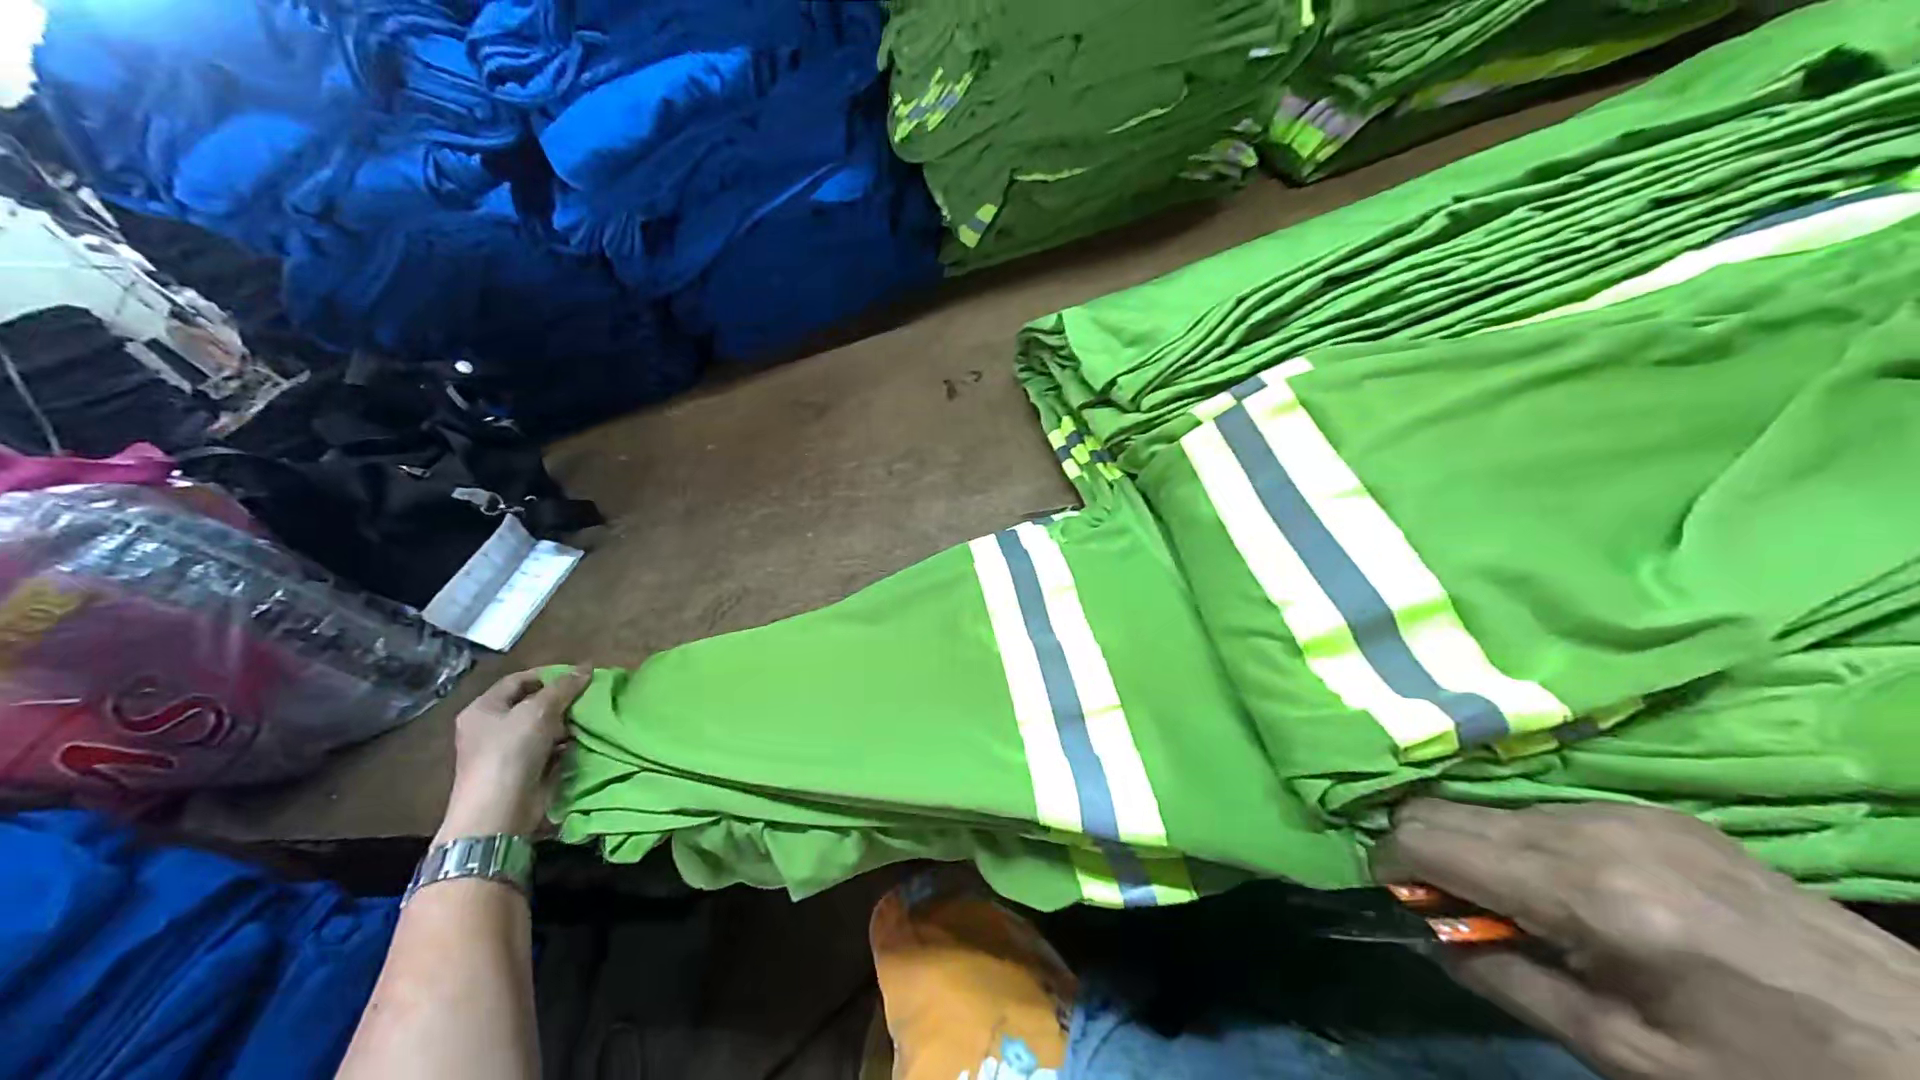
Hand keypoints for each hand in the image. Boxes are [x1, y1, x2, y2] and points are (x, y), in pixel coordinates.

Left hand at [438, 667, 591, 839]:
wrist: (498, 813)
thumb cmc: (510, 752)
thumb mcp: (539, 711)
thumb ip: (563, 688)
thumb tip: (587, 667)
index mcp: (483, 709)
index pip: (519, 680)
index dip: (549, 674)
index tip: (579, 676)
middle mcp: (491, 728)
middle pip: (531, 703)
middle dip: (561, 700)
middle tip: (589, 697)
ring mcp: (506, 752)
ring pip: (542, 728)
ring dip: (566, 723)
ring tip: (591, 718)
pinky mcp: (522, 771)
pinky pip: (547, 749)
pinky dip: (564, 745)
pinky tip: (582, 741)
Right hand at [1379, 800, 1919, 1079]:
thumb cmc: (1769, 1076)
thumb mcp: (1625, 1054)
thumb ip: (1504, 979)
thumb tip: (1424, 932)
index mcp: (1586, 891)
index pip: (1429, 838)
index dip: (1391, 864)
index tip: (1395, 900)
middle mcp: (1594, 828)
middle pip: (1447, 808)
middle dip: (1423, 852)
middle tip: (1446, 910)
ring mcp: (1628, 811)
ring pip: (1492, 808)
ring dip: (1476, 850)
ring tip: (1516, 909)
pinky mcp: (1656, 813)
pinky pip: (1547, 813)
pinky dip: (1526, 846)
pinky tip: (1570, 894)